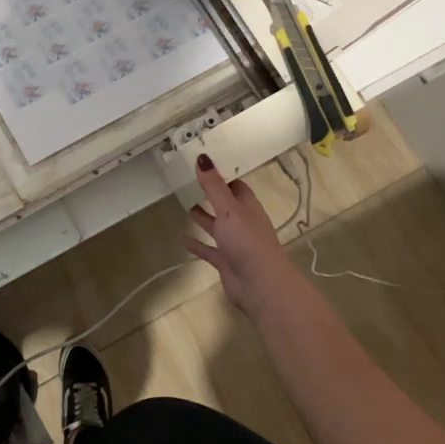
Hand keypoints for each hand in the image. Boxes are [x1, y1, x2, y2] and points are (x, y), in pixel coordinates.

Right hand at [184, 154, 305, 318]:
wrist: (260, 285)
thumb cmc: (248, 242)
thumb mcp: (229, 210)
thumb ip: (214, 187)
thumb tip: (202, 158)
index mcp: (248, 207)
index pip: (236, 186)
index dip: (222, 175)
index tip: (205, 165)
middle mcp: (243, 223)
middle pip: (226, 205)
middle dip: (211, 195)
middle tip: (190, 182)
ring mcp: (235, 243)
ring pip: (217, 226)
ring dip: (204, 217)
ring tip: (185, 205)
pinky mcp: (226, 262)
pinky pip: (210, 250)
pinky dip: (198, 245)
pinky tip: (184, 240)